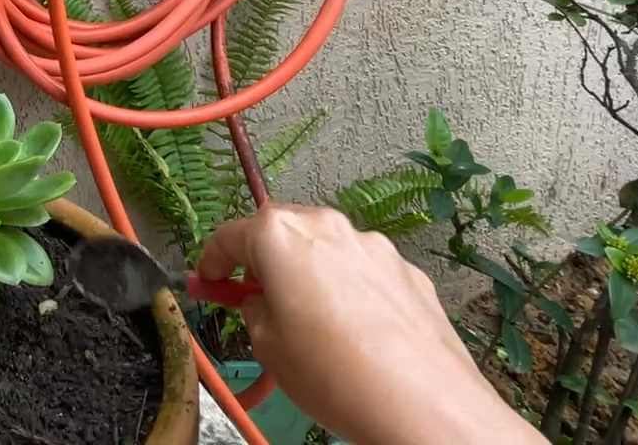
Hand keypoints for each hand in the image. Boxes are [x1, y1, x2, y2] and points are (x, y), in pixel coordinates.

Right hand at [198, 204, 540, 444]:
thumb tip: (257, 300)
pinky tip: (357, 331)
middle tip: (257, 298)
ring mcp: (371, 244)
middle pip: (279, 232)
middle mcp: (323, 225)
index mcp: (278, 234)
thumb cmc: (332, 374)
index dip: (211, 262)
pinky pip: (361, 270)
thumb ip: (253, 309)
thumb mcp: (267, 345)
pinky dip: (349, 288)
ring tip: (314, 321)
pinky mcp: (408, 271)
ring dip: (309, 272)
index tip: (207, 282)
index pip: (228, 236)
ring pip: (323, 249)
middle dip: (263, 260)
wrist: (430, 412)